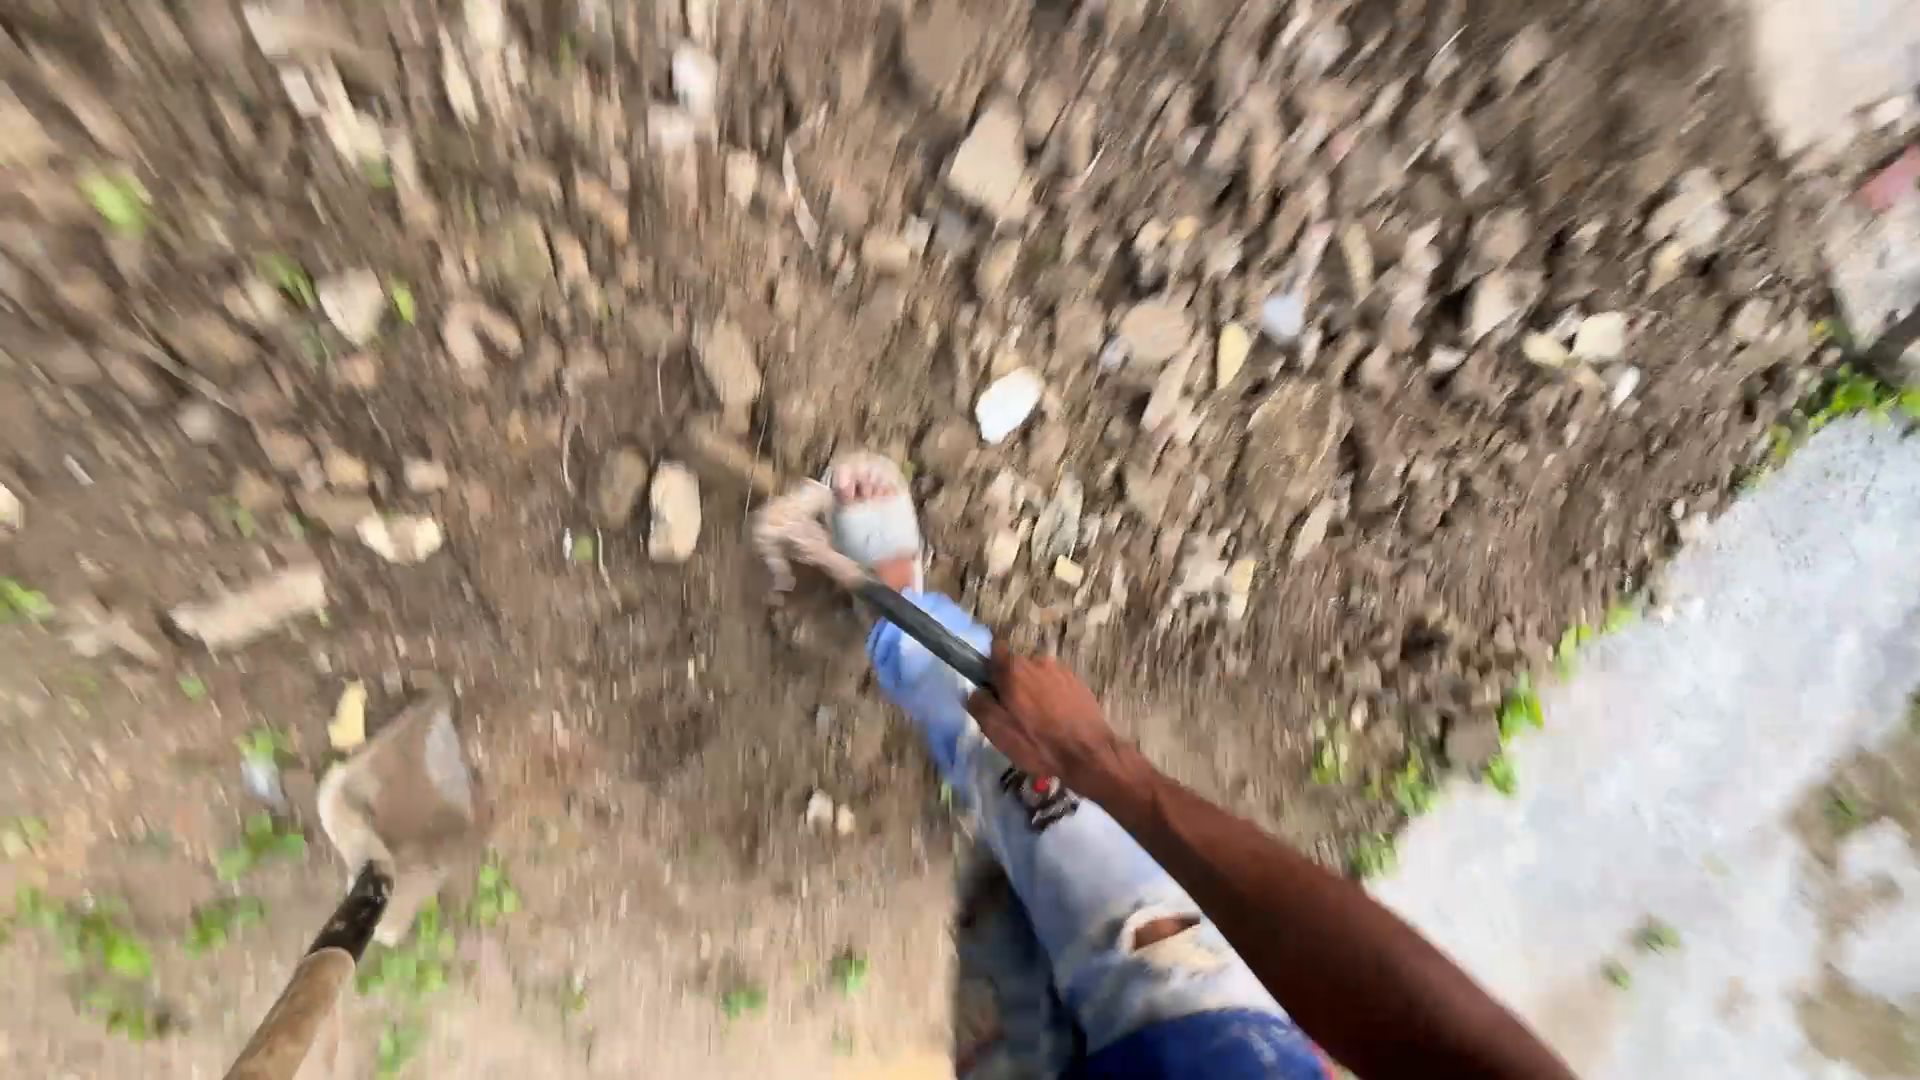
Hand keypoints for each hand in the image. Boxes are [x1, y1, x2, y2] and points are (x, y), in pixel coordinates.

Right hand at [966, 645, 1132, 793]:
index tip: (991, 688)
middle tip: (1014, 714)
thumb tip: (975, 691)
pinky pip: (1056, 684)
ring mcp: (1061, 670)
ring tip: (1039, 720)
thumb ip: (979, 704)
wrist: (1088, 753)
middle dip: (1012, 684)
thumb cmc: (1037, 742)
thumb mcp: (997, 730)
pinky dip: (1052, 696)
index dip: (990, 667)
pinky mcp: (1078, 682)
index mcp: (1013, 669)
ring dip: (1034, 691)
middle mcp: (1037, 661)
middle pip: (1017, 666)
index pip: (995, 649)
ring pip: (1038, 676)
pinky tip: (1057, 720)